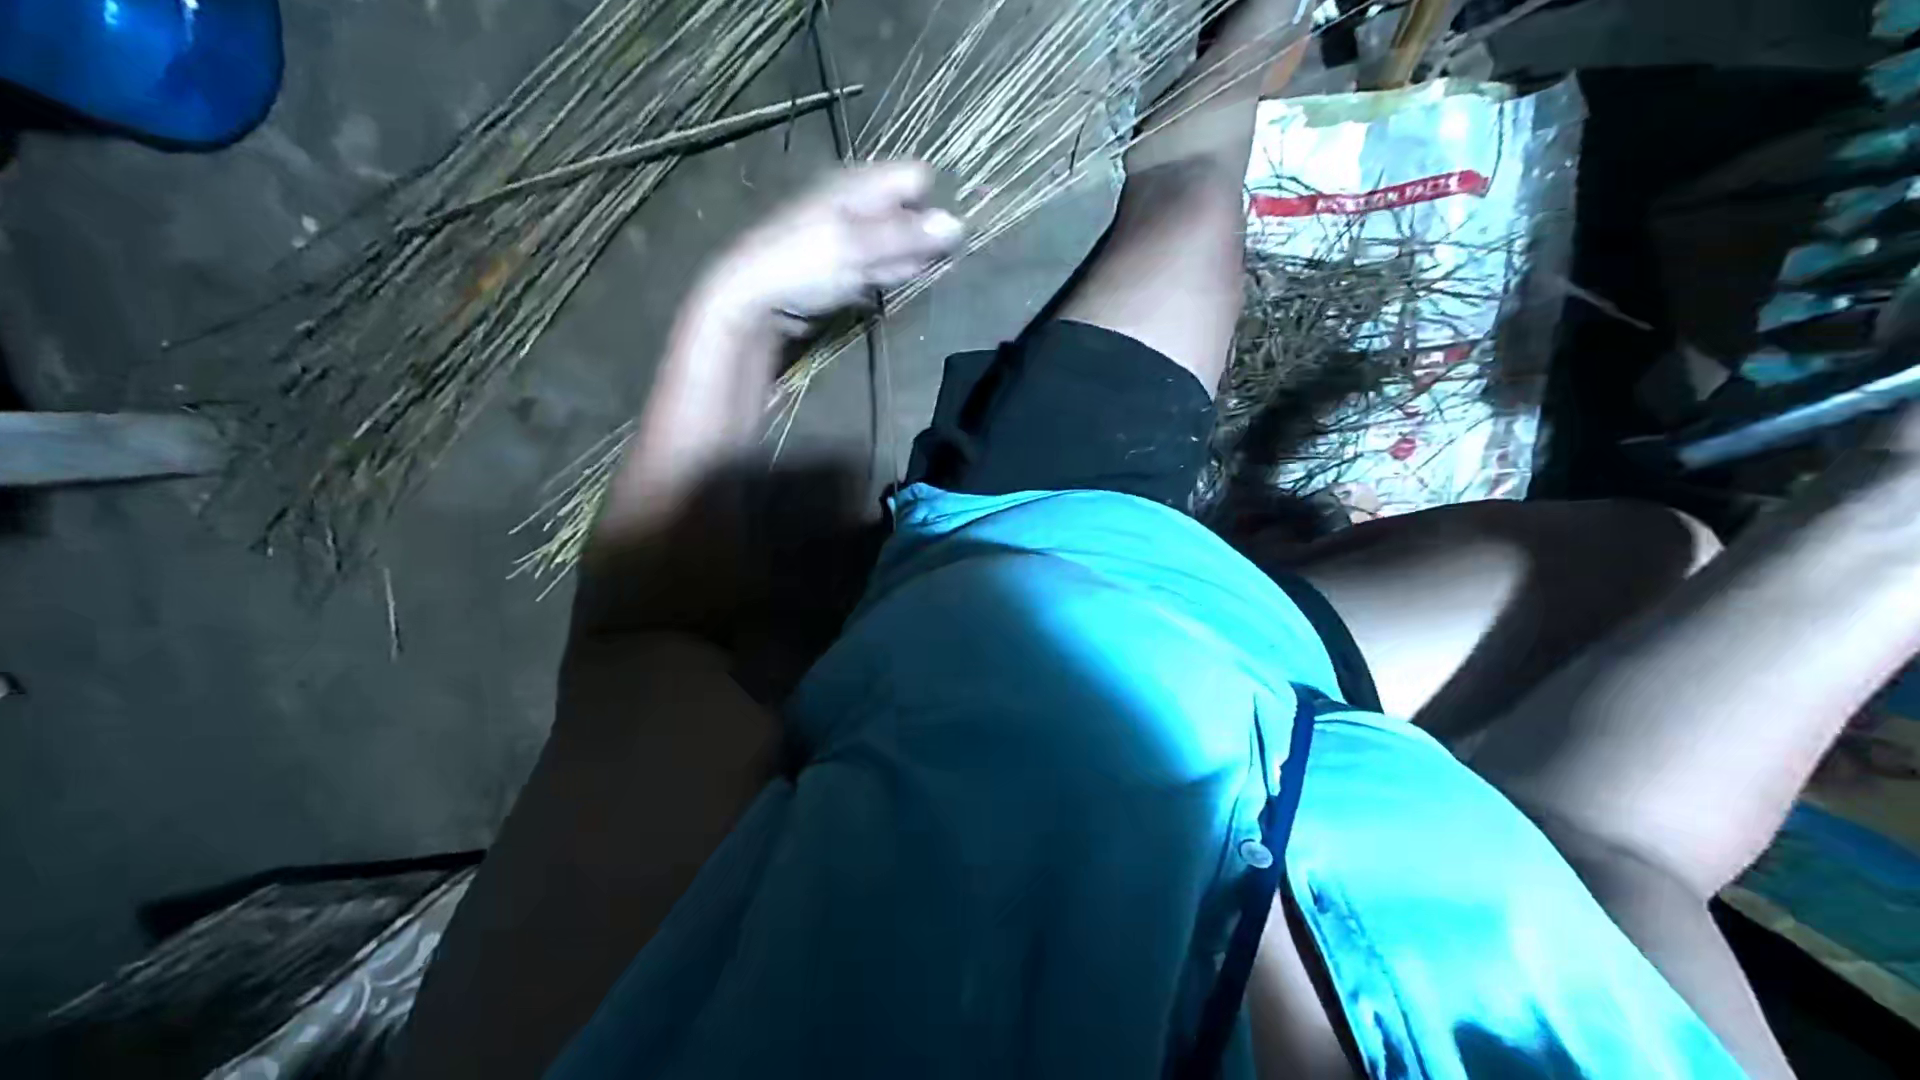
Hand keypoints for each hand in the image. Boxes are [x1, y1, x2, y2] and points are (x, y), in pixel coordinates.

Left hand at [696, 162, 964, 335]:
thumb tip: (958, 225)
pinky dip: (885, 276)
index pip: (914, 179)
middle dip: (920, 237)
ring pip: (895, 243)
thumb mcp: (858, 247)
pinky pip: (878, 265)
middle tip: (919, 264)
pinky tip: (880, 287)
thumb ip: (907, 237)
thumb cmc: (802, 262)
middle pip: (907, 212)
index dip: (931, 205)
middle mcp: (857, 204)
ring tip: (898, 277)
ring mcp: (851, 236)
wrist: (752, 299)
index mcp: (858, 186)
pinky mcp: (845, 267)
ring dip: (905, 261)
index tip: (937, 239)